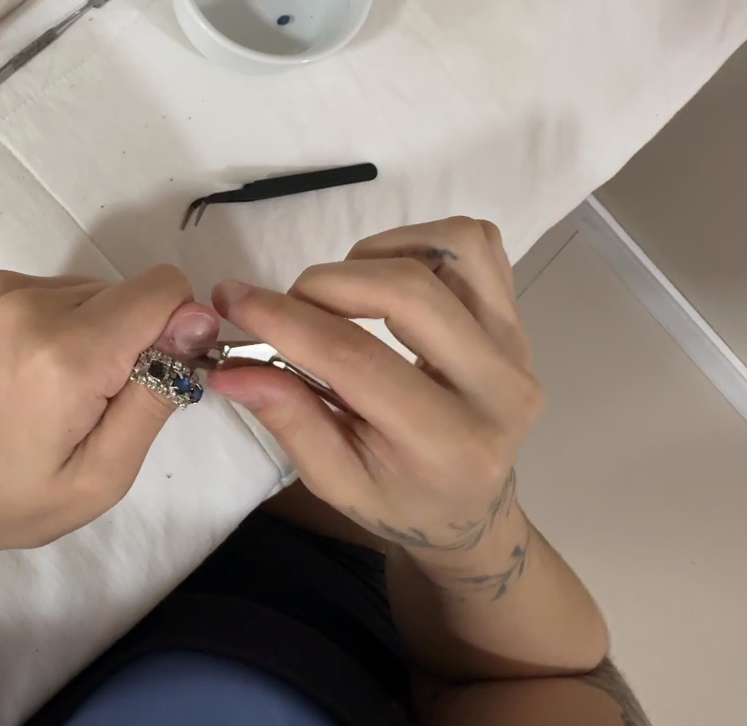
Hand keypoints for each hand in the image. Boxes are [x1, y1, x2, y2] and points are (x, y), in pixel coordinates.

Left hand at [0, 265, 221, 563]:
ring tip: (57, 390)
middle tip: (93, 402)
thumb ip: (156, 394)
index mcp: (67, 353)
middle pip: (130, 293)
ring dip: (97, 333)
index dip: (176, 330)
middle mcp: (33, 302)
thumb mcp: (102, 477)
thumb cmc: (10, 497)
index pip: (163, 289)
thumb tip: (197, 320)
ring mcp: (5, 287)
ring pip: (97, 291)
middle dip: (132, 340)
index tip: (150, 378)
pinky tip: (35, 369)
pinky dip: (65, 324)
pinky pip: (62, 290)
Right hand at [208, 218, 540, 564]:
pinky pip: (473, 242)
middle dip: (324, 283)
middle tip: (289, 307)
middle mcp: (498, 385)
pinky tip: (385, 279)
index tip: (230, 298)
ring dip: (374, 256)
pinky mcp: (518, 315)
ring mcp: (517, 342)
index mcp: (448, 442)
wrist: (473, 504)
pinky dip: (416, 243)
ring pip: (449, 247)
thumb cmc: (399, 498)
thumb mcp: (334, 480)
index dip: (283, 320)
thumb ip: (287, 418)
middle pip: (407, 289)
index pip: (355, 359)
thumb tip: (228, 369)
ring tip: (344, 294)